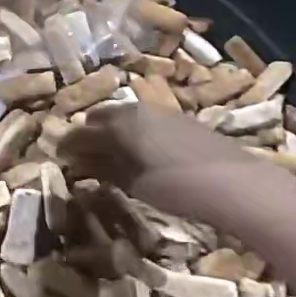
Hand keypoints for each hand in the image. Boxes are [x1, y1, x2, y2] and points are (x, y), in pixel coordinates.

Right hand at [61, 105, 295, 234]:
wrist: (236, 183)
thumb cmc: (179, 186)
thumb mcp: (136, 183)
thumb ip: (106, 169)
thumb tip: (81, 164)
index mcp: (122, 122)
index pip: (84, 131)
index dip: (69, 144)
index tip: (59, 157)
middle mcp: (139, 109)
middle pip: (104, 117)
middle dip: (88, 133)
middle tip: (80, 154)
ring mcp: (163, 112)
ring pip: (126, 116)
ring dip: (111, 132)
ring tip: (106, 154)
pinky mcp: (181, 120)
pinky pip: (144, 120)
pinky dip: (131, 133)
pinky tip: (136, 151)